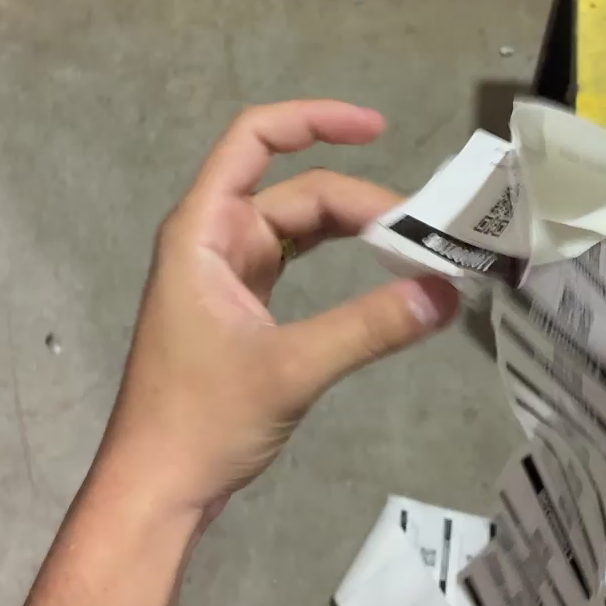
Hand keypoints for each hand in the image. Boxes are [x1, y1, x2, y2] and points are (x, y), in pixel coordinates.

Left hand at [93, 101, 461, 519]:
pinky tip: (380, 269)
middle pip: (294, 190)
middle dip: (360, 203)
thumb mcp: (289, 368)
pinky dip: (338, 260)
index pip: (254, 139)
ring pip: (299, 225)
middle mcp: (214, 237)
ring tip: (417, 247)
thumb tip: (447, 292)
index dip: (313, 120)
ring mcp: (228, 271)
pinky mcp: (243, 303)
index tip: (378, 129)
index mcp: (204, 228)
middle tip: (429, 234)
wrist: (158, 486)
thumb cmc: (202, 420)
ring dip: (354, 229)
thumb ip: (368, 328)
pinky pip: (296, 260)